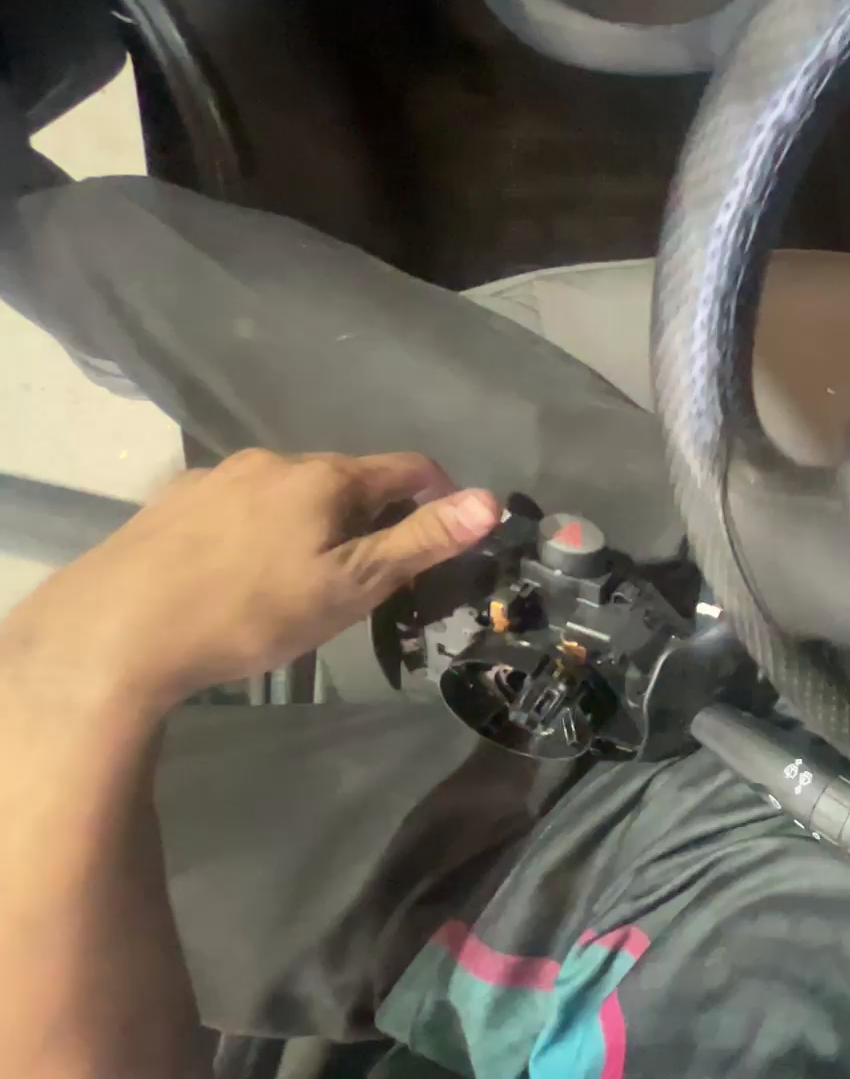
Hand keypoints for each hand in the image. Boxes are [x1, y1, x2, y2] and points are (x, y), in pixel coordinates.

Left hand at [0, 449, 499, 710]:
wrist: (105, 641)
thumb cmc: (253, 611)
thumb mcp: (357, 583)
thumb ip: (425, 539)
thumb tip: (491, 500)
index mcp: (326, 476)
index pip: (412, 467)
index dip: (443, 496)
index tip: (445, 538)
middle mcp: (274, 462)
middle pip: (354, 478)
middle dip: (380, 514)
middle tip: (378, 571)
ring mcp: (217, 478)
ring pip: (298, 490)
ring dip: (324, 519)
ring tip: (312, 574)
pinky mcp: (174, 501)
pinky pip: (248, 502)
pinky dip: (271, 524)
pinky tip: (249, 568)